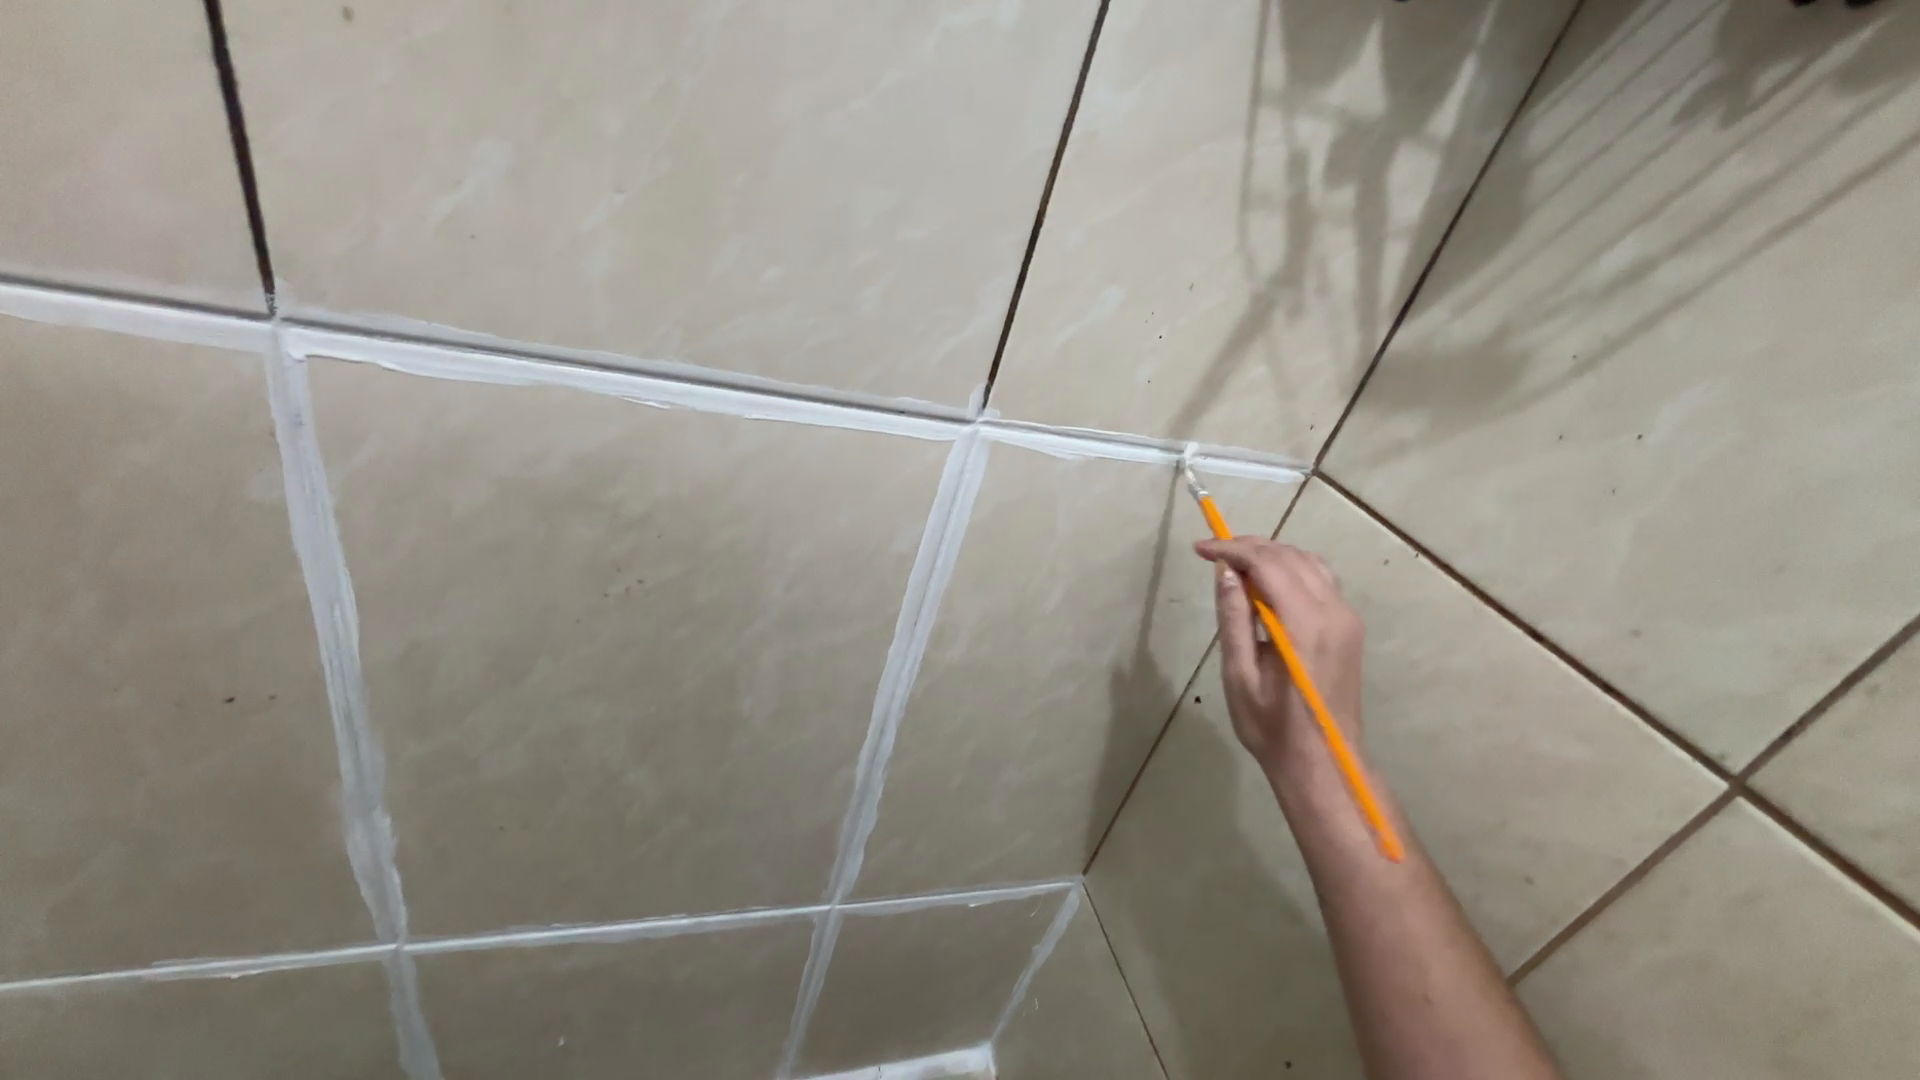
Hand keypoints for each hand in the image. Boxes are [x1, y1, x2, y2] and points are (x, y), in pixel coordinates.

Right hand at [1193, 536, 1364, 784]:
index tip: (1200, 550)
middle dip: (1250, 547)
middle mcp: (1334, 612)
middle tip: (1213, 554)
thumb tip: (1225, 573)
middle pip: (1290, 556)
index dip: (1232, 549)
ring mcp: (1347, 618)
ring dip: (1272, 555)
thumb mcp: (1240, 674)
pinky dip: (1291, 570)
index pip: (1268, 563)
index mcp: (1305, 625)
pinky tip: (1267, 584)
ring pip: (1309, 563)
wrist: (1322, 761)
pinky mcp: (1349, 627)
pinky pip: (1321, 580)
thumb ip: (1234, 619)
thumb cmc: (1271, 726)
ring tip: (1236, 565)